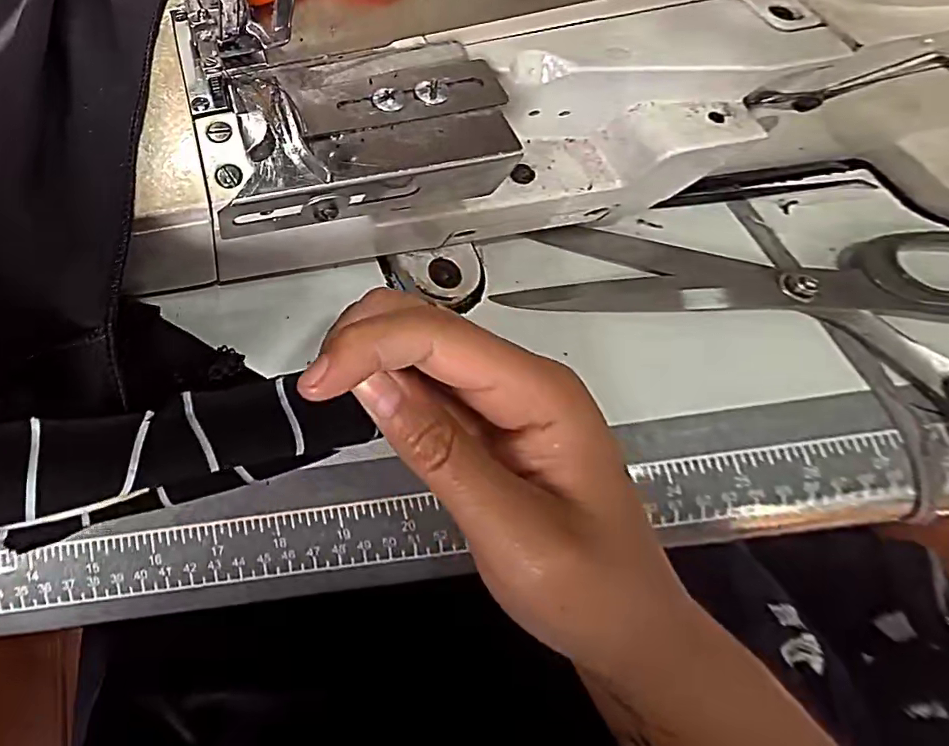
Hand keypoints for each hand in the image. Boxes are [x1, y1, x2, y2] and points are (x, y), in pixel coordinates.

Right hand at [297, 288, 701, 674]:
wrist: (632, 631)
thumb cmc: (592, 592)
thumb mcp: (514, 534)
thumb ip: (440, 452)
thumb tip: (371, 384)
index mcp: (539, 392)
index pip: (437, 335)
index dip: (368, 345)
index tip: (317, 383)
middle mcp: (518, 375)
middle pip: (424, 317)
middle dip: (360, 335)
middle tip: (317, 384)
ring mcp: (498, 390)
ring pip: (415, 336)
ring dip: (364, 349)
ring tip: (329, 390)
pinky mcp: (479, 411)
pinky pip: (419, 373)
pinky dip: (379, 374)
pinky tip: (361, 396)